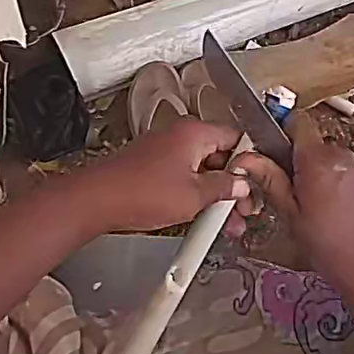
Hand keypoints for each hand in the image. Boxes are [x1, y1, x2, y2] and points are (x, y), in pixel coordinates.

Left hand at [74, 116, 255, 232]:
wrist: (98, 200)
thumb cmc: (141, 193)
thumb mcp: (195, 196)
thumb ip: (224, 187)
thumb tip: (241, 184)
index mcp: (194, 133)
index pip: (236, 138)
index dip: (249, 162)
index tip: (255, 184)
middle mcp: (180, 135)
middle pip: (220, 154)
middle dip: (233, 183)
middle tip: (241, 210)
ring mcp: (165, 148)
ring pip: (202, 167)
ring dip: (214, 191)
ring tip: (223, 221)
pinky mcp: (153, 164)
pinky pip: (184, 173)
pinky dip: (195, 191)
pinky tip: (201, 214)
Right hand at [234, 112, 353, 313]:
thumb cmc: (330, 245)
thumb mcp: (289, 213)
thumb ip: (269, 179)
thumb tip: (247, 158)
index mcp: (317, 159)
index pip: (296, 121)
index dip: (277, 130)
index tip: (264, 147)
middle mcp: (339, 155)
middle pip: (306, 140)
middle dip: (289, 157)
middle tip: (277, 184)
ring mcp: (353, 166)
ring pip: (318, 155)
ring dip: (305, 169)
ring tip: (299, 201)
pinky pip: (333, 167)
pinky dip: (321, 178)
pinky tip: (317, 206)